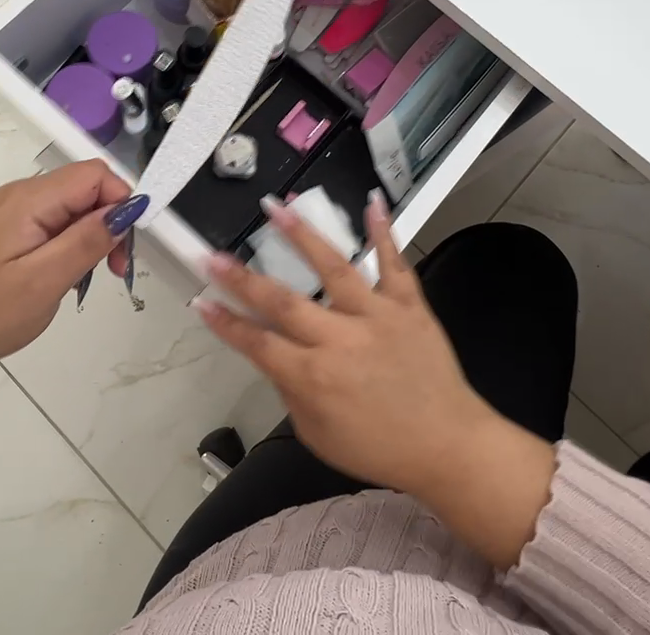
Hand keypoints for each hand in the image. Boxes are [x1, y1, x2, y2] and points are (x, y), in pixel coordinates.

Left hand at [0, 160, 136, 379]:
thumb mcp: (43, 282)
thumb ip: (87, 241)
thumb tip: (128, 208)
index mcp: (28, 200)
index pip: (95, 174)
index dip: (121, 203)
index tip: (123, 250)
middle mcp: (18, 195)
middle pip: (83, 189)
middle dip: (108, 224)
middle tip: (109, 273)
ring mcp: (6, 212)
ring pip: (68, 208)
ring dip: (88, 238)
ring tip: (78, 281)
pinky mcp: (0, 231)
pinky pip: (48, 223)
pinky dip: (65, 245)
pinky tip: (56, 277)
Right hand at [195, 193, 501, 497]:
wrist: (449, 447)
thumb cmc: (379, 448)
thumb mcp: (318, 436)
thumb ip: (290, 391)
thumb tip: (273, 353)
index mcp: (314, 378)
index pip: (257, 343)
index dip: (225, 322)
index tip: (200, 299)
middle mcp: (340, 340)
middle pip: (282, 302)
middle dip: (241, 278)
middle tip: (210, 253)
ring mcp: (378, 317)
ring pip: (334, 269)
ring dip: (301, 235)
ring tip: (276, 208)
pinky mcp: (410, 307)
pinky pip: (395, 265)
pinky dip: (384, 233)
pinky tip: (372, 201)